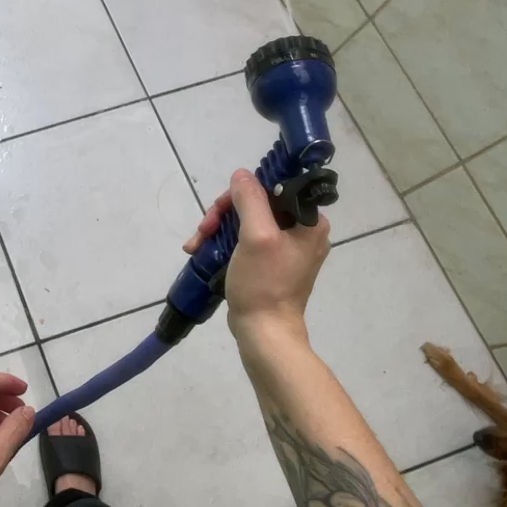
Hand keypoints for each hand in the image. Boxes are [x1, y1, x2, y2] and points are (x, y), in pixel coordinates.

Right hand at [185, 169, 330, 331]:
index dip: (243, 193)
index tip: (222, 208)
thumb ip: (250, 200)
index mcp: (309, 222)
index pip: (273, 188)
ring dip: (217, 229)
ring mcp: (285, 249)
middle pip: (255, 205)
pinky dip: (223, 244)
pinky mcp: (269, 265)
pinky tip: (202, 252)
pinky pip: (244, 241)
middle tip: (204, 231)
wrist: (264, 331)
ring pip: (245, 222)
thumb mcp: (256, 236)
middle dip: (224, 215)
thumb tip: (241, 175)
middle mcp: (301, 232)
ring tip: (196, 245)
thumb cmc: (264, 283)